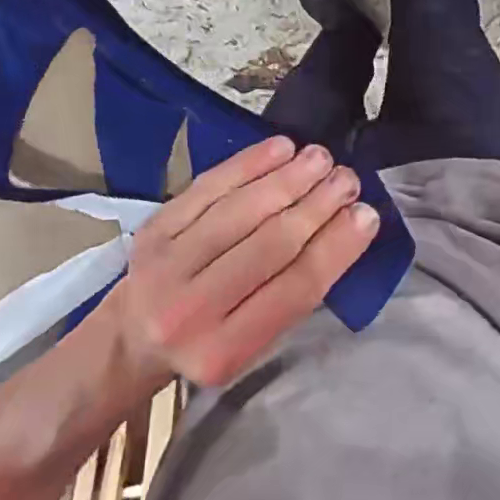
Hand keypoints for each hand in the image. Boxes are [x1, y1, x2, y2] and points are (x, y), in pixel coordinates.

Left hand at [102, 136, 379, 387]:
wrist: (132, 336)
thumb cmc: (206, 341)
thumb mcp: (251, 342)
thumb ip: (289, 296)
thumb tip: (344, 228)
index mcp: (225, 350)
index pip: (294, 289)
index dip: (336, 248)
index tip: (367, 214)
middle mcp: (191, 309)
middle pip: (269, 245)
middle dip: (316, 206)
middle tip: (348, 178)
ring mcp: (167, 264)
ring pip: (240, 211)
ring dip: (286, 179)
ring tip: (321, 158)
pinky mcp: (154, 229)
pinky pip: (208, 188)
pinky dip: (247, 165)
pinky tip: (279, 149)